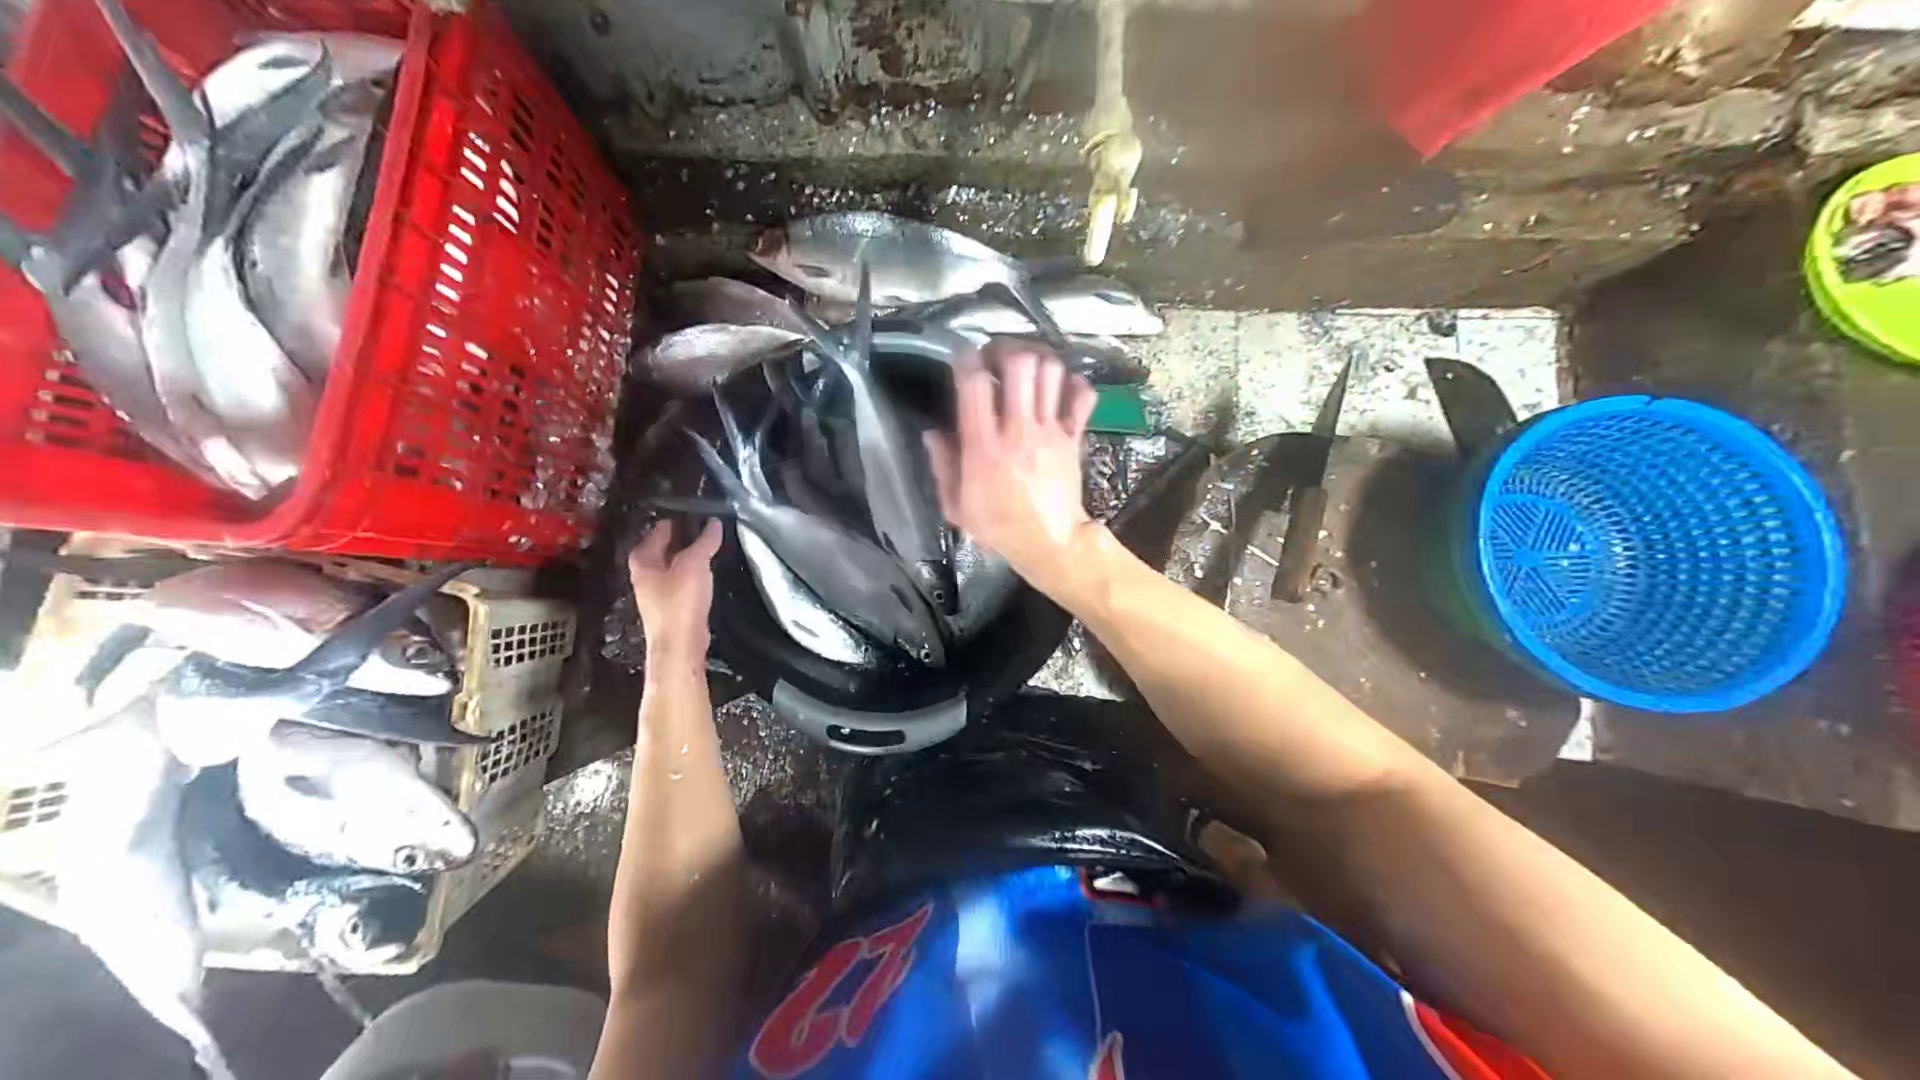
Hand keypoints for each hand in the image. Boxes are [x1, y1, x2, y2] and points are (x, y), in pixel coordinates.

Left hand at [628, 519, 722, 669]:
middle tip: (710, 525)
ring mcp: (657, 589)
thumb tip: (713, 522)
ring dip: (691, 555)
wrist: (680, 645)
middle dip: (687, 537)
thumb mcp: (695, 564)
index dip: (679, 518)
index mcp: (643, 558)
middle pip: (667, 545)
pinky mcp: (671, 603)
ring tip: (713, 544)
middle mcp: (645, 571)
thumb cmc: (680, 601)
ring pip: (676, 563)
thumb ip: (704, 541)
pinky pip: (682, 579)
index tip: (700, 509)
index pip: (660, 528)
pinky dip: (694, 572)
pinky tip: (709, 570)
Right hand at [924, 341, 1097, 593]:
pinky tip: (1059, 390)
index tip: (964, 358)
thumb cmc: (1000, 528)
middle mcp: (1018, 430)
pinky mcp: (1073, 438)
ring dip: (1037, 362)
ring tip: (1027, 370)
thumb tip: (933, 434)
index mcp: (983, 447)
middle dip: (1005, 351)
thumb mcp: (957, 507)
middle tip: (997, 358)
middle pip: (1018, 365)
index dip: (967, 361)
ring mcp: (1050, 432)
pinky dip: (1074, 385)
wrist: (1050, 544)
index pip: (975, 385)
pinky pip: (1082, 397)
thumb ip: (943, 467)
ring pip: (1050, 373)